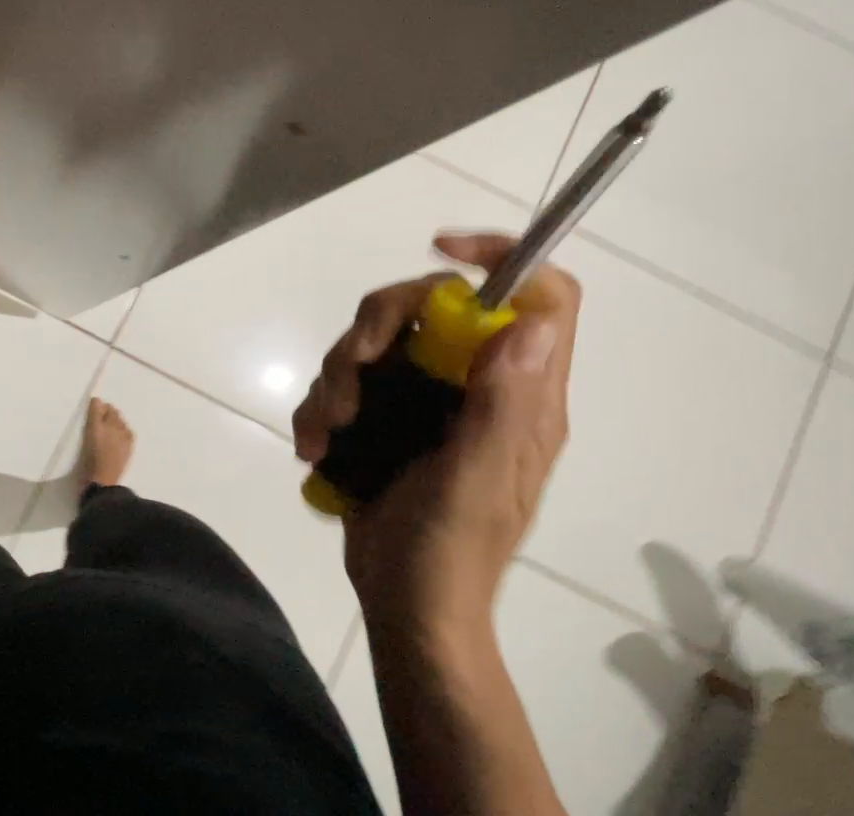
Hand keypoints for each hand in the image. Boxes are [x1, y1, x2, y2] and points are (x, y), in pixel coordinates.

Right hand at [292, 232, 580, 635]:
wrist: (404, 604)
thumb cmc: (449, 552)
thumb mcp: (476, 481)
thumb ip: (503, 405)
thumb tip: (530, 323)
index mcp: (521, 395)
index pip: (539, 298)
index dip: (502, 259)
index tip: (440, 249)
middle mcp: (476, 385)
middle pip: (432, 306)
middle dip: (380, 324)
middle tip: (353, 368)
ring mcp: (426, 401)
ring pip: (377, 341)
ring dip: (338, 374)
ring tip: (327, 428)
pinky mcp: (384, 418)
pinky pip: (344, 381)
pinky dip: (319, 407)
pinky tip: (313, 446)